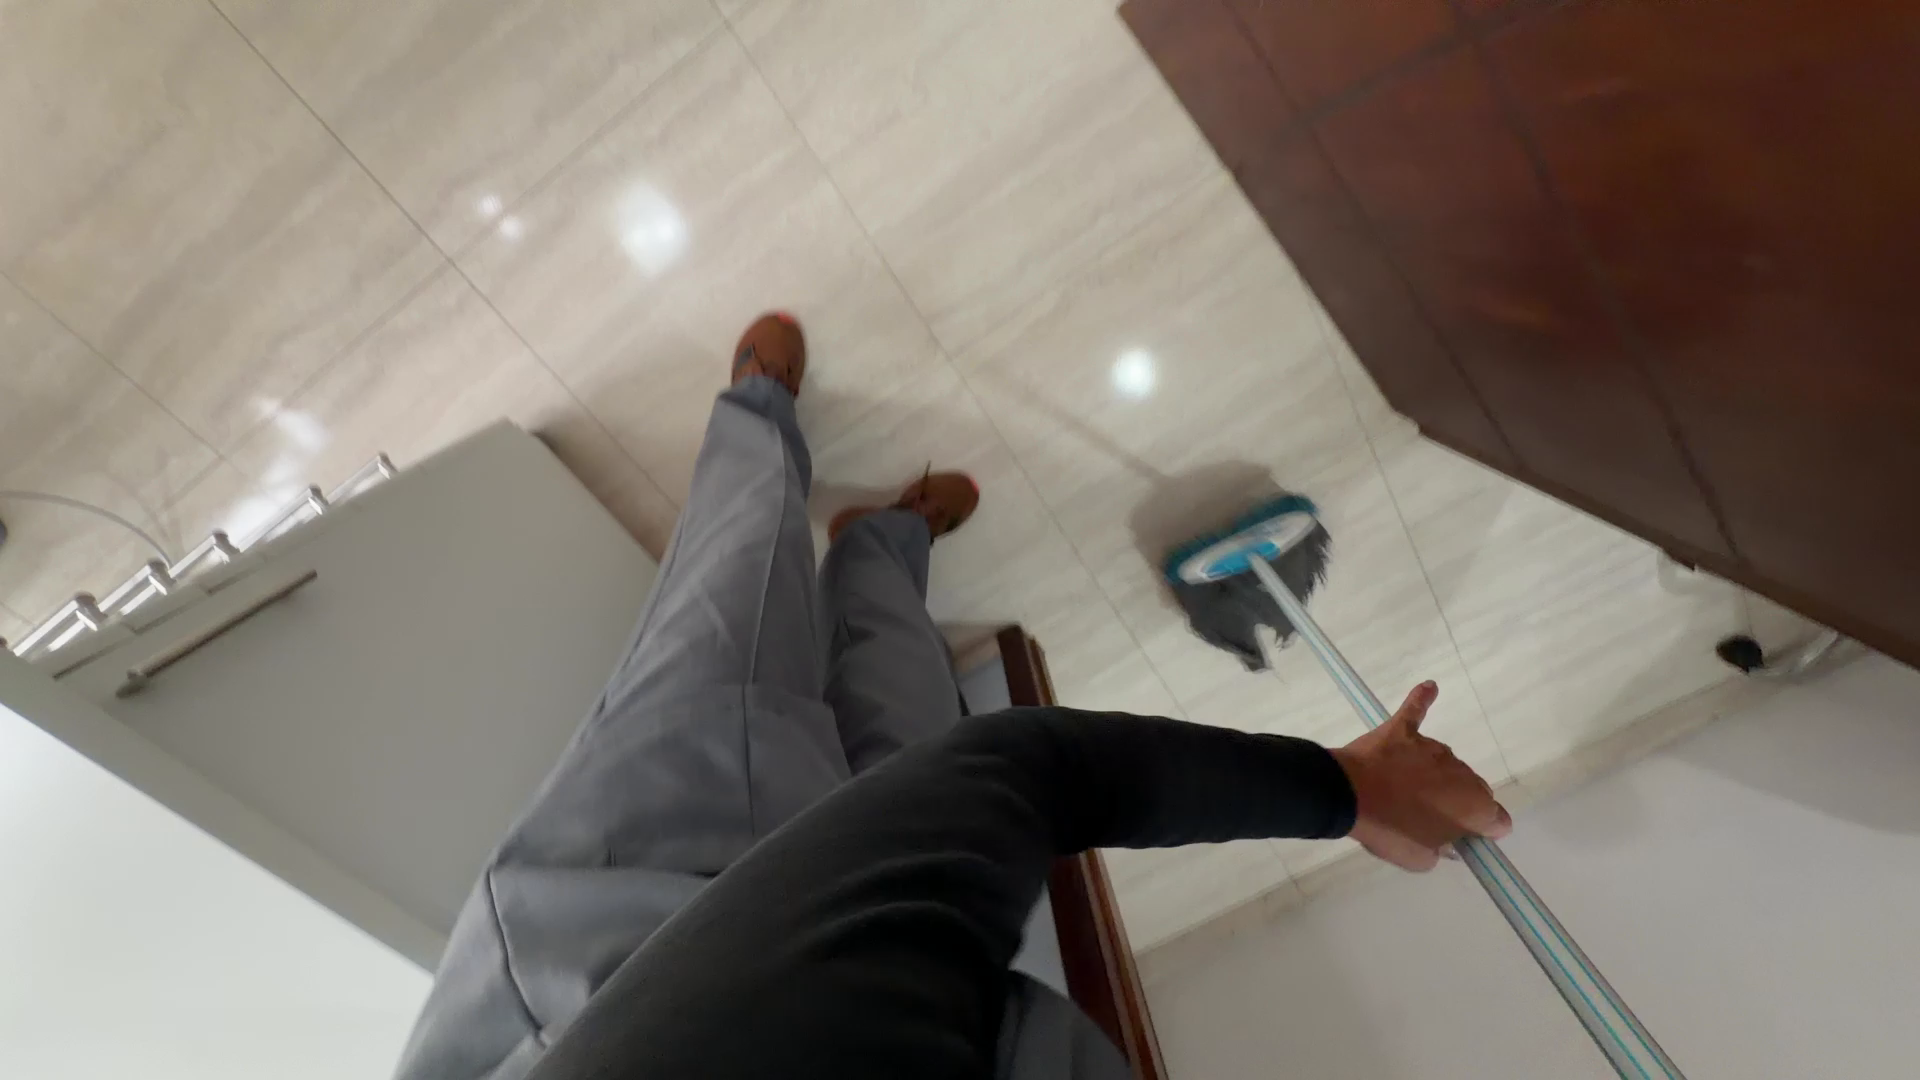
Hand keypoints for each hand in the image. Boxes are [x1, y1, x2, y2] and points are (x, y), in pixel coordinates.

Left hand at [1329, 681, 1511, 871]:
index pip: (1497, 820)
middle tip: (1421, 812)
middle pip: (1472, 788)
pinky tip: (1429, 687)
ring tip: (1399, 785)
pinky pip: (1414, 710)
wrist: (1346, 795)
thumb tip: (1442, 838)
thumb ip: (1441, 847)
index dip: (1480, 830)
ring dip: (1430, 773)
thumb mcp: (1421, 858)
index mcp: (1475, 806)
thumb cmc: (1387, 829)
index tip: (1461, 835)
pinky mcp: (1401, 730)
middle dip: (1455, 801)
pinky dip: (1421, 699)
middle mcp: (1461, 771)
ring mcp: (1430, 747)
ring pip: (1443, 762)